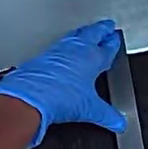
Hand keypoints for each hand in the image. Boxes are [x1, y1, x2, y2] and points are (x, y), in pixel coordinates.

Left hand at [0, 19, 126, 146]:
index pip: (106, 48)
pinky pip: (57, 46)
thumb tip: (118, 122)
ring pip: (74, 37)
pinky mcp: (41, 57)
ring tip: (86, 34)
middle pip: (91, 34)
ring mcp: (56, 51)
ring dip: (82, 34)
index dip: (112, 43)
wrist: (29, 97)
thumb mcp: (90, 109)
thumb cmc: (60, 96)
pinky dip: (64, 46)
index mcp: (91, 57)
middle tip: (106, 26)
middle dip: (101, 30)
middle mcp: (74, 50)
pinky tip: (62, 52)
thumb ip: (107, 115)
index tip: (115, 38)